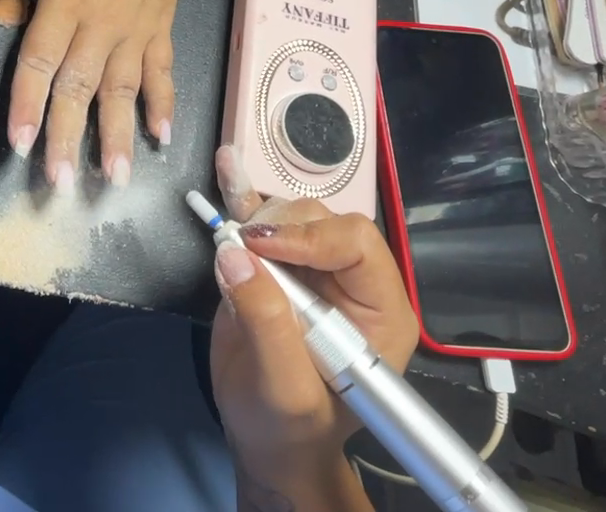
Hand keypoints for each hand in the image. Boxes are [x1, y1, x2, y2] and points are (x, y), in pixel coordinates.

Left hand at [0, 0, 225, 190]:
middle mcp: (101, 24)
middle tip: (59, 181)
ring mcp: (135, 31)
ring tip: (114, 177)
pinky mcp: (160, 30)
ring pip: (123, 89)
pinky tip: (160, 137)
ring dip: (117, 134)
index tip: (20, 144)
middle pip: (80, 87)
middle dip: (68, 135)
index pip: (41, 59)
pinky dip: (163, 104)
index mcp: (68, 0)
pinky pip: (162, 72)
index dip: (28, 102)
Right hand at [208, 147, 418, 505]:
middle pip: (322, 221)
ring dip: (256, 219)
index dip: (309, 237)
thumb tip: (234, 253)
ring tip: (229, 239)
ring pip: (290, 216)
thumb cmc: (288, 426)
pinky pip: (261, 221)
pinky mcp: (273, 266)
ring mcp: (311, 271)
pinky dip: (241, 196)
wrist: (266, 440)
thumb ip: (266, 322)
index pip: (356, 244)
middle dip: (279, 229)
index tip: (258, 247)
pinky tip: (226, 166)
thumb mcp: (283, 388)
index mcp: (379, 312)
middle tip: (241, 249)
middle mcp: (351, 282)